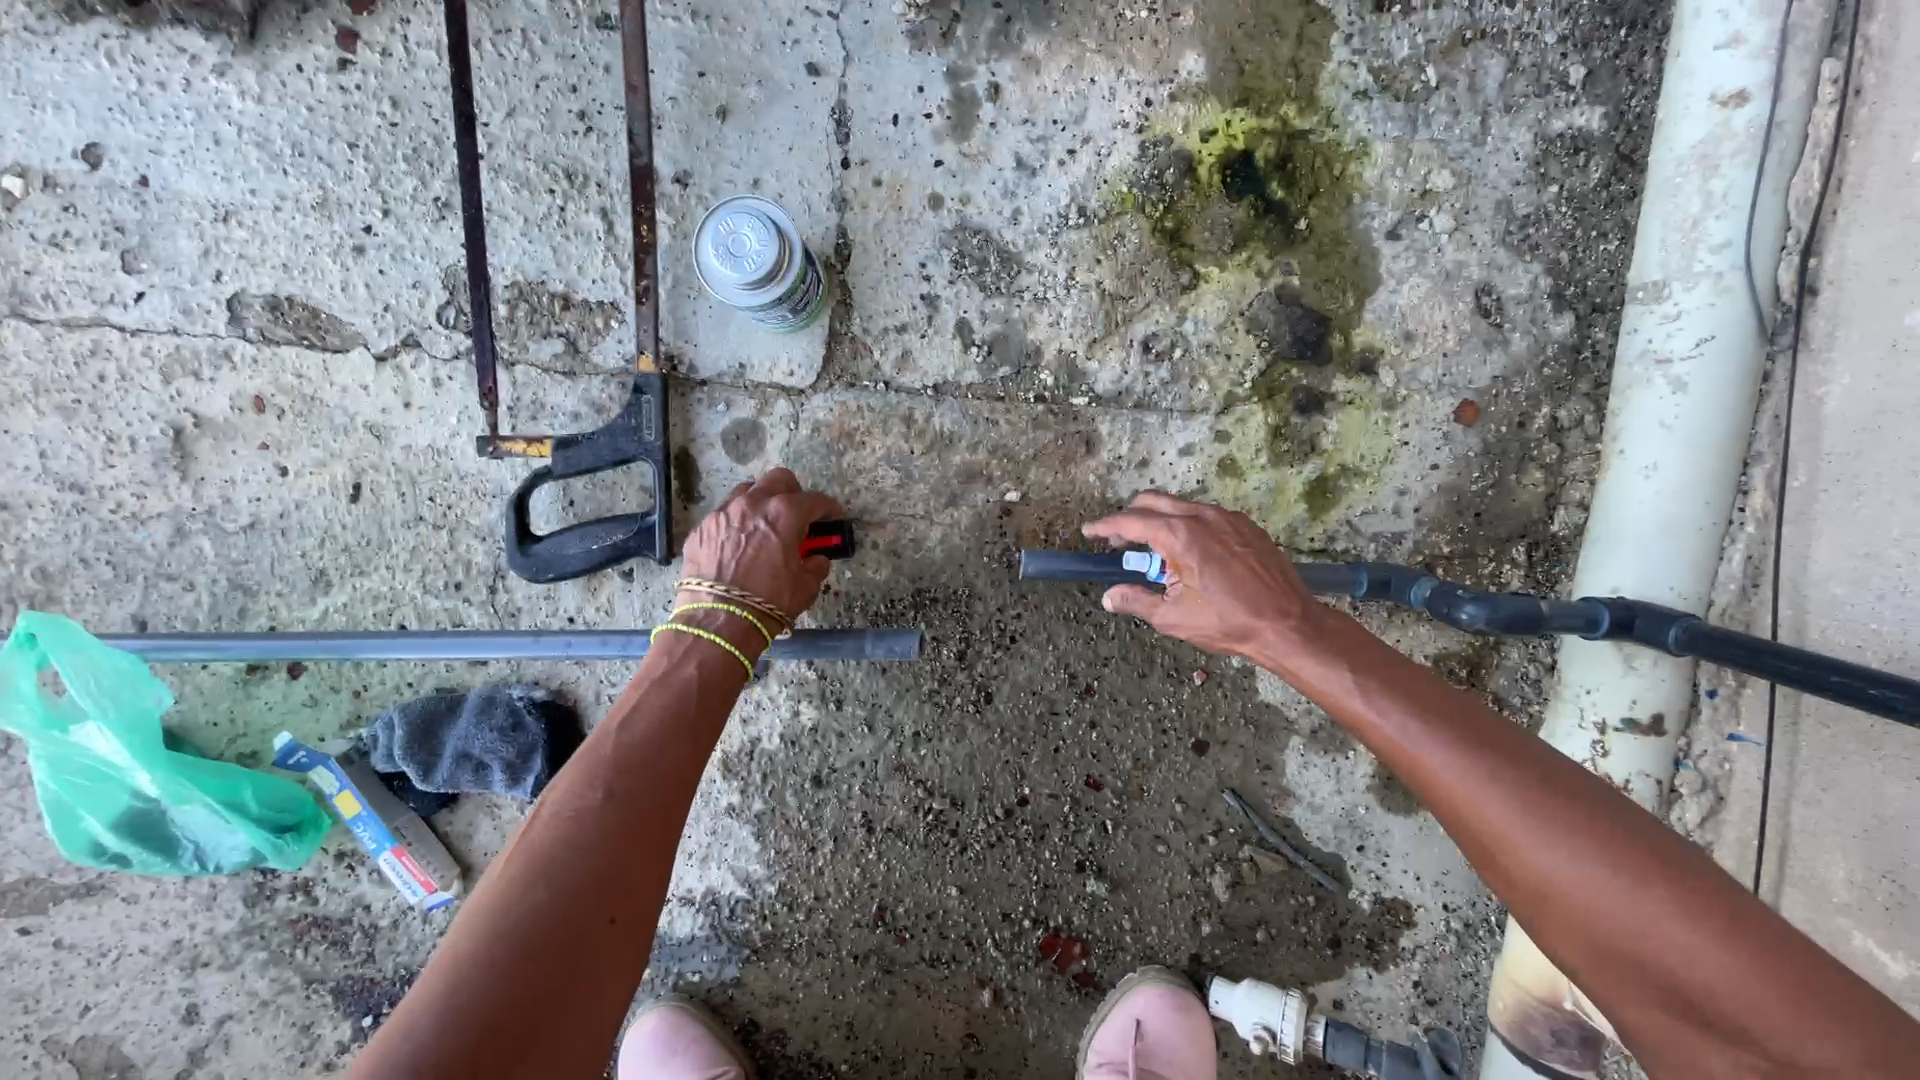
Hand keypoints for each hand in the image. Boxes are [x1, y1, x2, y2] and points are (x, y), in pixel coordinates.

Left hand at [678, 468, 845, 628]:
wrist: (718, 620)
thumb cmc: (768, 602)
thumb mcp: (806, 587)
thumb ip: (815, 566)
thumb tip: (816, 560)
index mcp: (784, 514)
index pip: (815, 500)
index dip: (829, 509)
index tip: (833, 517)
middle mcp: (752, 504)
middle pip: (779, 479)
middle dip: (794, 493)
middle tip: (798, 515)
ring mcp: (723, 513)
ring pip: (747, 491)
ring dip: (761, 502)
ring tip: (765, 526)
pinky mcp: (702, 529)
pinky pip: (724, 514)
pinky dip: (737, 523)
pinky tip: (740, 544)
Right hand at [1082, 493, 1322, 662]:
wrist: (1287, 624)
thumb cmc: (1228, 623)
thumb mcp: (1172, 617)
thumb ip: (1136, 600)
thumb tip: (1109, 596)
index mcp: (1181, 536)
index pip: (1131, 522)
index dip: (1105, 526)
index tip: (1089, 531)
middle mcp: (1203, 517)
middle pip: (1153, 502)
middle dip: (1130, 518)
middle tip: (1117, 542)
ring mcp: (1228, 518)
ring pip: (1181, 507)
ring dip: (1160, 522)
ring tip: (1156, 555)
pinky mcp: (1246, 527)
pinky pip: (1207, 516)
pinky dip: (1188, 527)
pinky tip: (1191, 555)